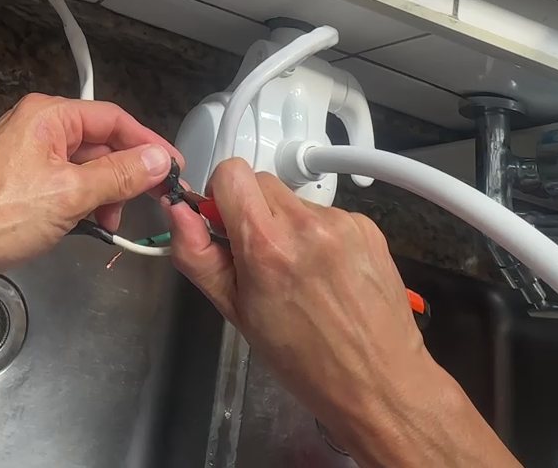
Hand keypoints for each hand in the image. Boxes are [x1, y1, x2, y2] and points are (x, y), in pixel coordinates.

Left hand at [0, 95, 176, 289]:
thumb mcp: (70, 194)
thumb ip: (120, 175)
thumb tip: (159, 159)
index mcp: (48, 116)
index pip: (113, 119)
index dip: (148, 143)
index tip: (175, 169)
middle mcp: (39, 128)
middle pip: (101, 143)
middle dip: (125, 175)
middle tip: (148, 203)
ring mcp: (29, 157)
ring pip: (86, 168)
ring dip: (104, 195)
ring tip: (109, 224)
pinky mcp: (22, 185)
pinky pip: (67, 187)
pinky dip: (83, 206)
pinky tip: (88, 227)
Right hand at [166, 159, 514, 467]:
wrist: (381, 386)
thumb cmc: (304, 360)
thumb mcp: (235, 312)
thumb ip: (197, 254)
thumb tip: (177, 210)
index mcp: (265, 244)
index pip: (231, 172)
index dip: (221, 194)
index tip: (225, 221)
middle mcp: (304, 224)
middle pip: (260, 181)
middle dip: (252, 209)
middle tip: (259, 254)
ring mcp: (340, 223)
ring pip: (293, 198)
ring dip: (286, 223)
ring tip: (298, 271)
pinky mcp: (366, 226)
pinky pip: (325, 213)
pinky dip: (318, 234)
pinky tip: (326, 273)